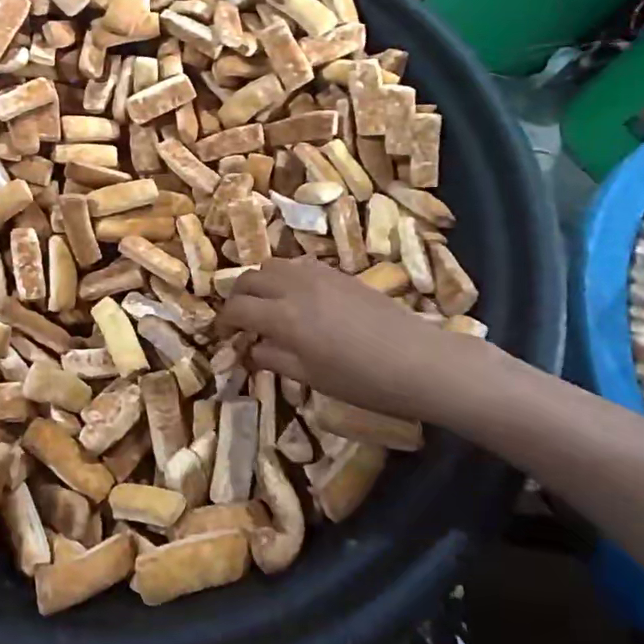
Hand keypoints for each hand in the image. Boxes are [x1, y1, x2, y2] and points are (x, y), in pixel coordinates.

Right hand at [217, 258, 496, 423]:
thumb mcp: (311, 377)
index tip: (224, 333)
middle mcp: (294, 286)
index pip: (238, 308)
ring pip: (273, 264)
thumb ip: (274, 358)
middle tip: (240, 317)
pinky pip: (299, 263)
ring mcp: (319, 274)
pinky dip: (286, 275)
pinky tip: (297, 296)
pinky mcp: (339, 272)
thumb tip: (251, 348)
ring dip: (261, 281)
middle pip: (250, 277)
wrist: (419, 361)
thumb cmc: (362, 380)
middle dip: (237, 296)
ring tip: (267, 303)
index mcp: (283, 316)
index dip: (224, 320)